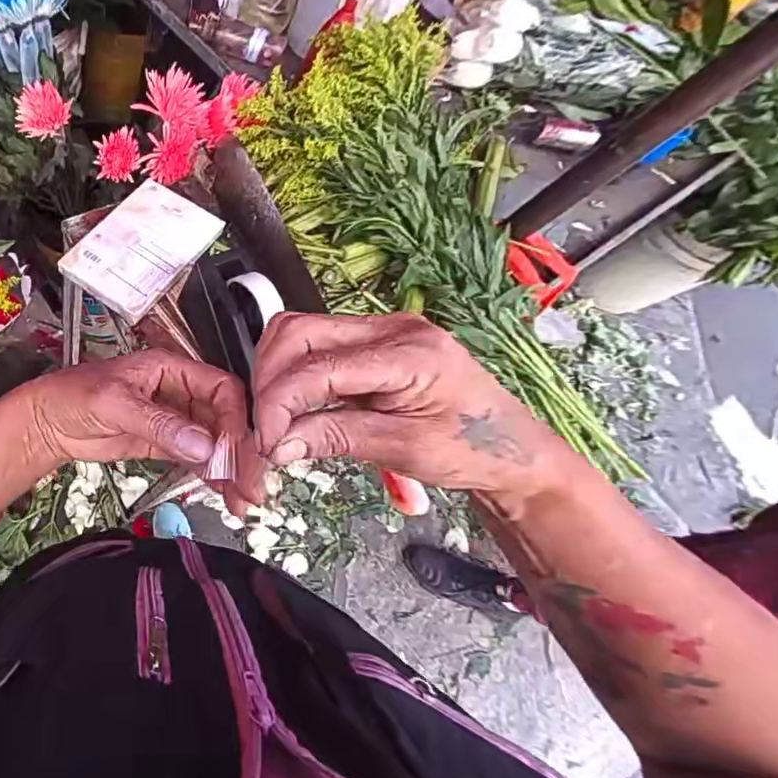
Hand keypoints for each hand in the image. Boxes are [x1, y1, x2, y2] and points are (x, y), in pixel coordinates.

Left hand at [13, 349, 262, 510]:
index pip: (221, 389)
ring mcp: (175, 420)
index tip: (240, 449)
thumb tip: (202, 445)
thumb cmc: (74, 395)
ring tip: (241, 499)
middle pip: (224, 419)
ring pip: (214, 442)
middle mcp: (181, 392)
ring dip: (229, 469)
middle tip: (251, 484)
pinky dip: (211, 475)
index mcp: (174, 368)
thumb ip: (159, 424)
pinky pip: (196, 458)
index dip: (235, 418)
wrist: (46, 423)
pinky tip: (223, 492)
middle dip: (240, 451)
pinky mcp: (166, 444)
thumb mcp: (116, 403)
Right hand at [250, 312, 576, 498]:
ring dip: (278, 374)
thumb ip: (337, 437)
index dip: (280, 403)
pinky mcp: (376, 344)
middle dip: (269, 378)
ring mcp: (384, 331)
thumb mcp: (405, 449)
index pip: (319, 365)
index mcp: (409, 351)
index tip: (266, 441)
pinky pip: (321, 348)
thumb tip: (280, 442)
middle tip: (264, 427)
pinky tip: (298, 408)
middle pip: (300, 331)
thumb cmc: (475, 447)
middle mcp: (392, 328)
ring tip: (277, 420)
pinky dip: (298, 376)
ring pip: (303, 334)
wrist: (513, 447)